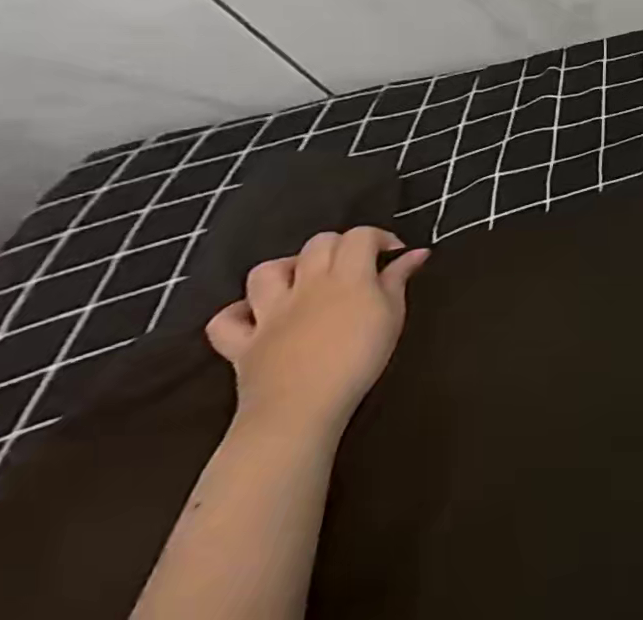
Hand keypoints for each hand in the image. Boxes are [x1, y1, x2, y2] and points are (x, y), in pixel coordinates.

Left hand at [205, 227, 427, 436]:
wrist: (302, 407)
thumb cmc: (360, 358)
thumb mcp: (393, 316)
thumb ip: (399, 280)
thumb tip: (416, 253)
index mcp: (346, 276)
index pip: (359, 236)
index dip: (379, 238)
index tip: (395, 255)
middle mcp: (305, 284)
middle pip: (317, 244)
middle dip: (341, 245)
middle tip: (359, 265)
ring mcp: (267, 312)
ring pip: (265, 271)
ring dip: (287, 268)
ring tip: (305, 281)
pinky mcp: (241, 341)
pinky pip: (226, 320)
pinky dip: (239, 313)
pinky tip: (257, 318)